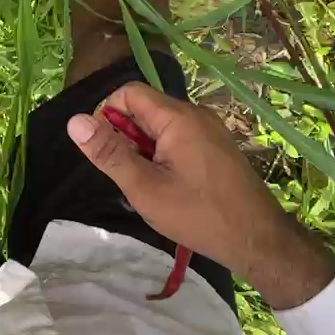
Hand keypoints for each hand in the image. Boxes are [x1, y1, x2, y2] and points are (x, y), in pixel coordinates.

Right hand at [67, 82, 334, 309]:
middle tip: (127, 174)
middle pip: (144, 108)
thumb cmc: (199, 215)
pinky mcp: (217, 147)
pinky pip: (178, 138)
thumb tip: (74, 121)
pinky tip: (167, 186)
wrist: (260, 242)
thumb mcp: (144, 188)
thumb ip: (109, 152)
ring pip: (160, 125)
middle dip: (125, 135)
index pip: (129, 92)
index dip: (106, 113)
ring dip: (142, 148)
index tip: (102, 149)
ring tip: (147, 184)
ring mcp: (210, 130)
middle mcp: (195, 114)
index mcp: (178, 117)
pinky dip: (162, 154)